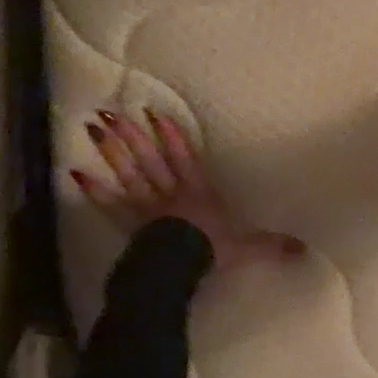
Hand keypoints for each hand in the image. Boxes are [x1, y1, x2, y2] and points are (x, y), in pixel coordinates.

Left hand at [72, 108, 305, 270]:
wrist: (181, 267)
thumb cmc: (211, 252)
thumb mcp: (245, 248)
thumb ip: (270, 245)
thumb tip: (302, 248)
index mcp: (198, 193)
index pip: (184, 158)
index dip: (172, 135)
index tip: (156, 113)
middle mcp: (170, 193)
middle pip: (150, 159)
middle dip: (133, 134)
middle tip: (113, 110)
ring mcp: (146, 206)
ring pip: (128, 173)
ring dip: (112, 151)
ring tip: (94, 128)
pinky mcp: (130, 223)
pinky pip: (109, 204)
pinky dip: (93, 189)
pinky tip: (74, 173)